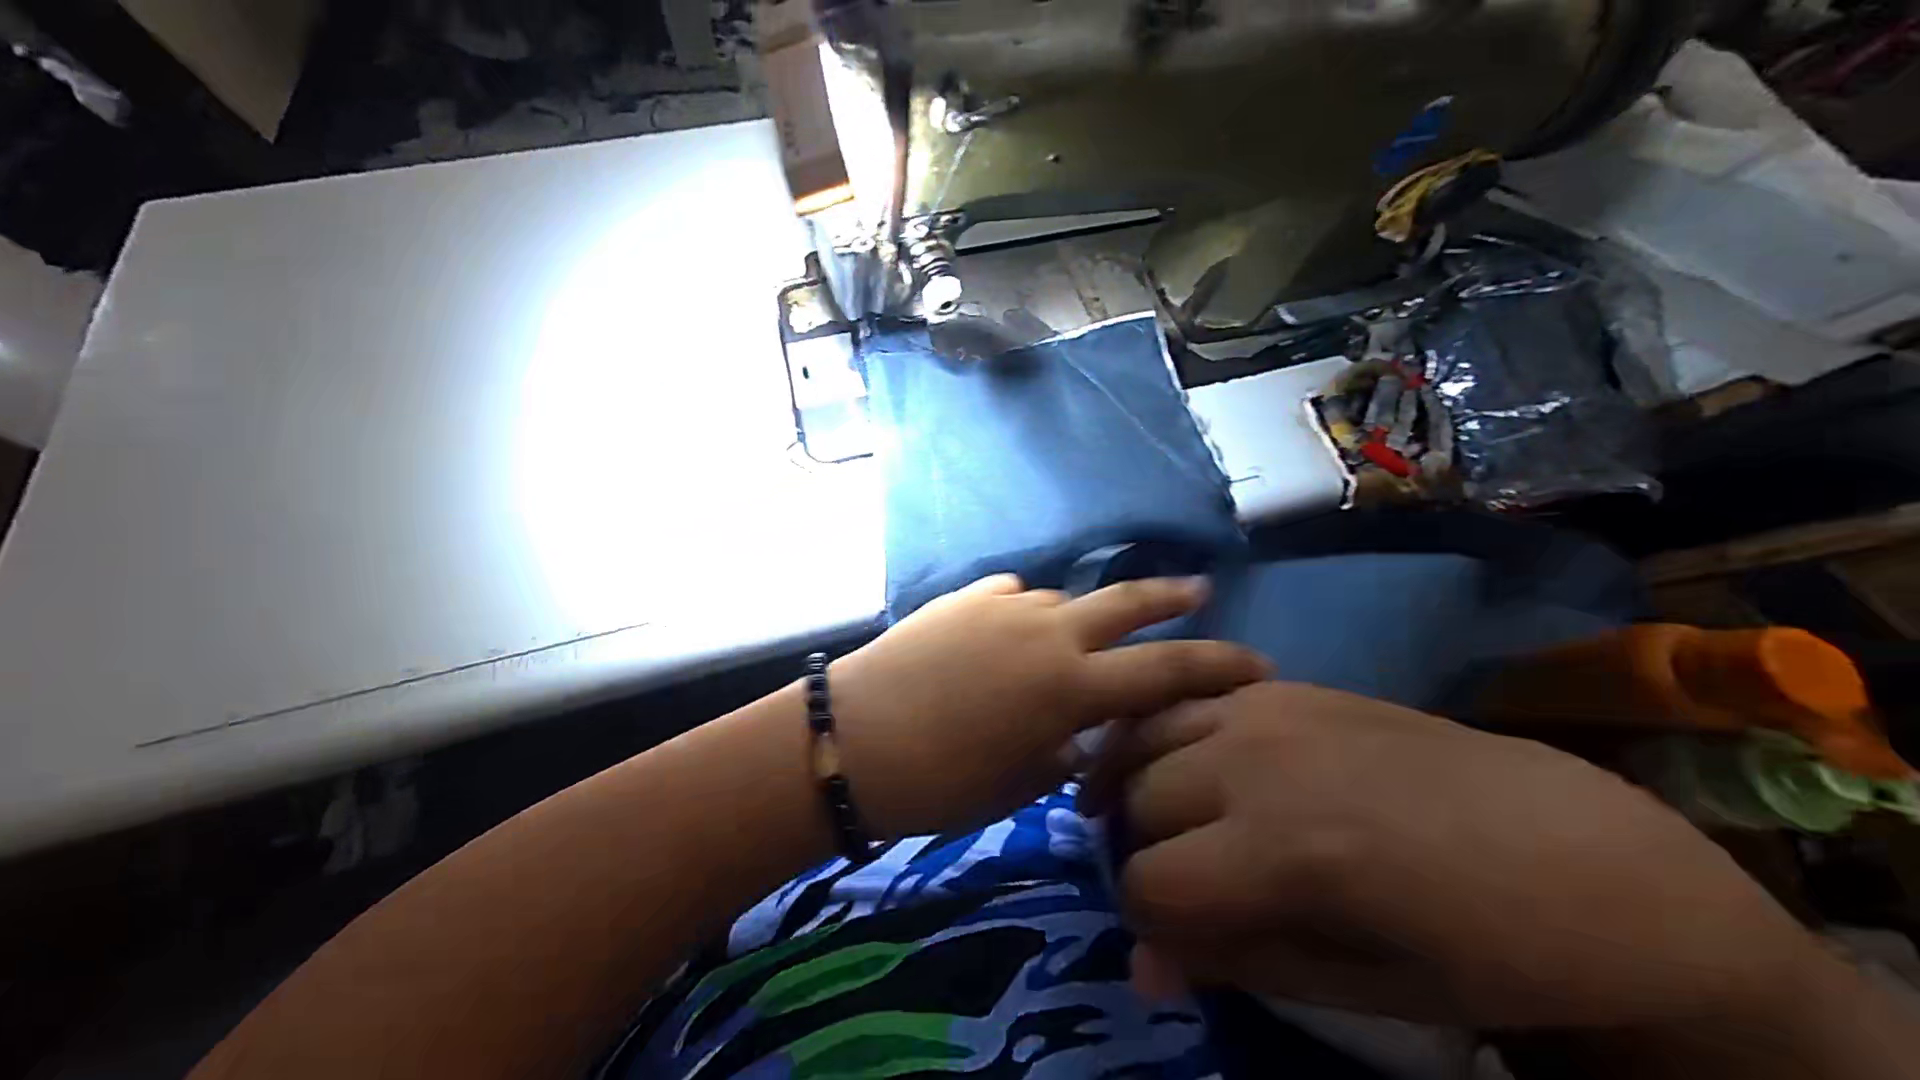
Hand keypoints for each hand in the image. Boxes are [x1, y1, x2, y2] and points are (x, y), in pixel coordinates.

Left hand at [827, 575, 1271, 838]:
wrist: (851, 740)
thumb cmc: (940, 781)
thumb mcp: (1020, 783)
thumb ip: (1064, 751)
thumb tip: (1077, 735)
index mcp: (1070, 684)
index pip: (1166, 671)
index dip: (1218, 667)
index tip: (1256, 664)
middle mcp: (1046, 631)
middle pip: (1125, 602)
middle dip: (1169, 597)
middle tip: (1198, 591)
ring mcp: (1001, 607)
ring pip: (1062, 601)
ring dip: (1079, 620)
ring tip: (1074, 642)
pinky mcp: (961, 600)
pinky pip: (1011, 598)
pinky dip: (1024, 615)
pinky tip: (1011, 630)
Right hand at [1100, 682, 1830, 1031]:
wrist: (1582, 853)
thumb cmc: (1481, 948)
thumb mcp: (1360, 989)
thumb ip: (1236, 964)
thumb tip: (1140, 969)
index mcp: (1284, 849)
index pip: (1148, 882)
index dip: (1147, 922)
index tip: (1175, 937)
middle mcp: (1258, 760)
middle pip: (1137, 801)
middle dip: (1140, 849)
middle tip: (1177, 878)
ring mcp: (1270, 709)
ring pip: (1146, 735)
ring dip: (1137, 780)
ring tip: (1158, 813)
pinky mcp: (1287, 686)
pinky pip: (1190, 699)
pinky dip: (1165, 730)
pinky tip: (1186, 759)